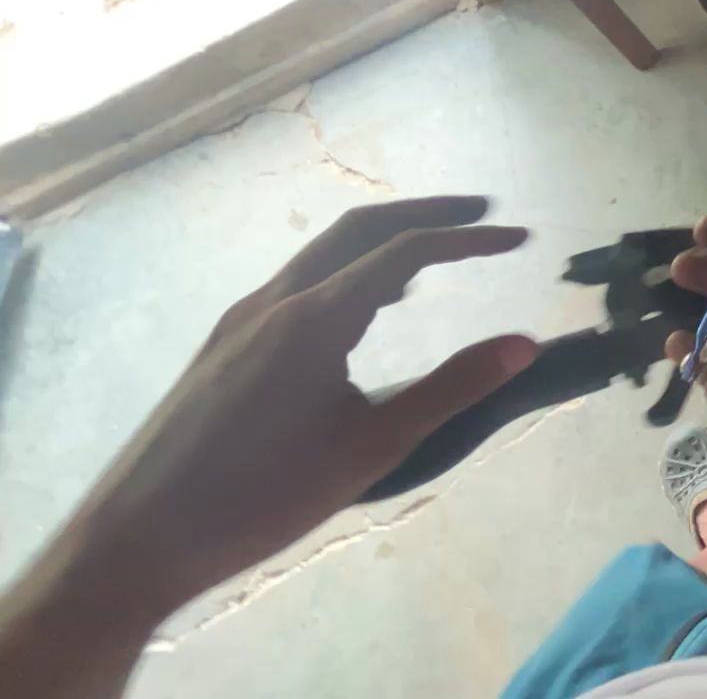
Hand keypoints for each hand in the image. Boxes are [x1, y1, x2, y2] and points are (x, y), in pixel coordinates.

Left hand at [63, 196, 536, 616]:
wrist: (126, 549)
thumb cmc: (262, 496)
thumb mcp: (374, 445)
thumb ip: (453, 387)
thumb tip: (525, 344)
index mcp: (315, 320)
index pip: (406, 251)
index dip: (469, 240)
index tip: (519, 240)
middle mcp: (276, 303)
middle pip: (359, 229)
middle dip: (426, 212)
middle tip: (482, 214)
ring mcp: (244, 321)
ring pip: (326, 252)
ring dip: (388, 237)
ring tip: (440, 253)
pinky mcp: (228, 344)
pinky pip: (303, 279)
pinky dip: (355, 267)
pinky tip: (375, 303)